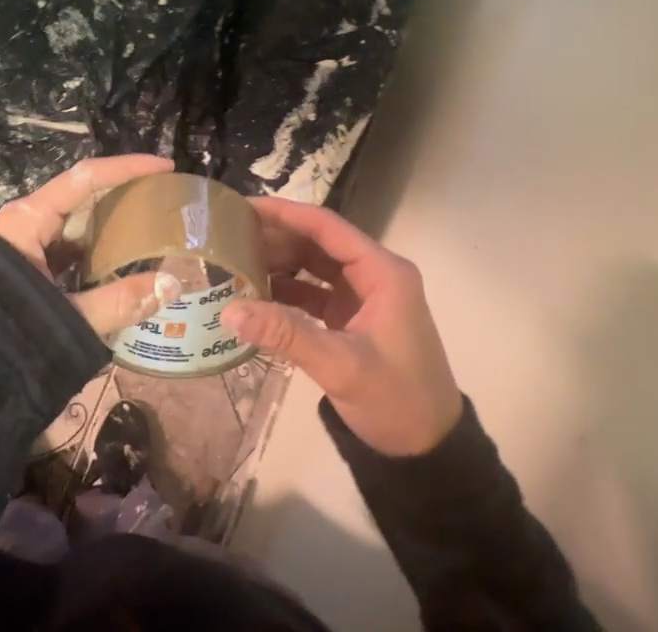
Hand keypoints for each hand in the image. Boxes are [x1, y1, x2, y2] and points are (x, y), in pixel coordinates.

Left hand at [0, 155, 184, 336]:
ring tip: (153, 227)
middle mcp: (26, 221)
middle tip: (165, 199)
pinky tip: (125, 258)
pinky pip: (70, 244)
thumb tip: (171, 283)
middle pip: (82, 195)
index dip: (126, 168)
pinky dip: (99, 246)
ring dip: (113, 221)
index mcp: (28, 220)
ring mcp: (26, 241)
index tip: (164, 168)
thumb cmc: (10, 334)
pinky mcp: (29, 262)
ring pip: (77, 220)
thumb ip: (119, 301)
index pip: (84, 178)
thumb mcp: (68, 318)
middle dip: (124, 193)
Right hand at [222, 197, 463, 456]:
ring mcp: (363, 297)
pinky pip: (313, 291)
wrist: (428, 449)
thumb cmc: (396, 399)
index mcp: (383, 274)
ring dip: (278, 262)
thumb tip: (230, 310)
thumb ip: (286, 334)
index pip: (328, 228)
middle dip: (276, 236)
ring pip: (313, 265)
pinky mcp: (352, 319)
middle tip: (228, 235)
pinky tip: (253, 294)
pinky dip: (285, 290)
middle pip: (318, 242)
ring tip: (234, 259)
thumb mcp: (341, 366)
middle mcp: (375, 276)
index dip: (285, 213)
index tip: (243, 207)